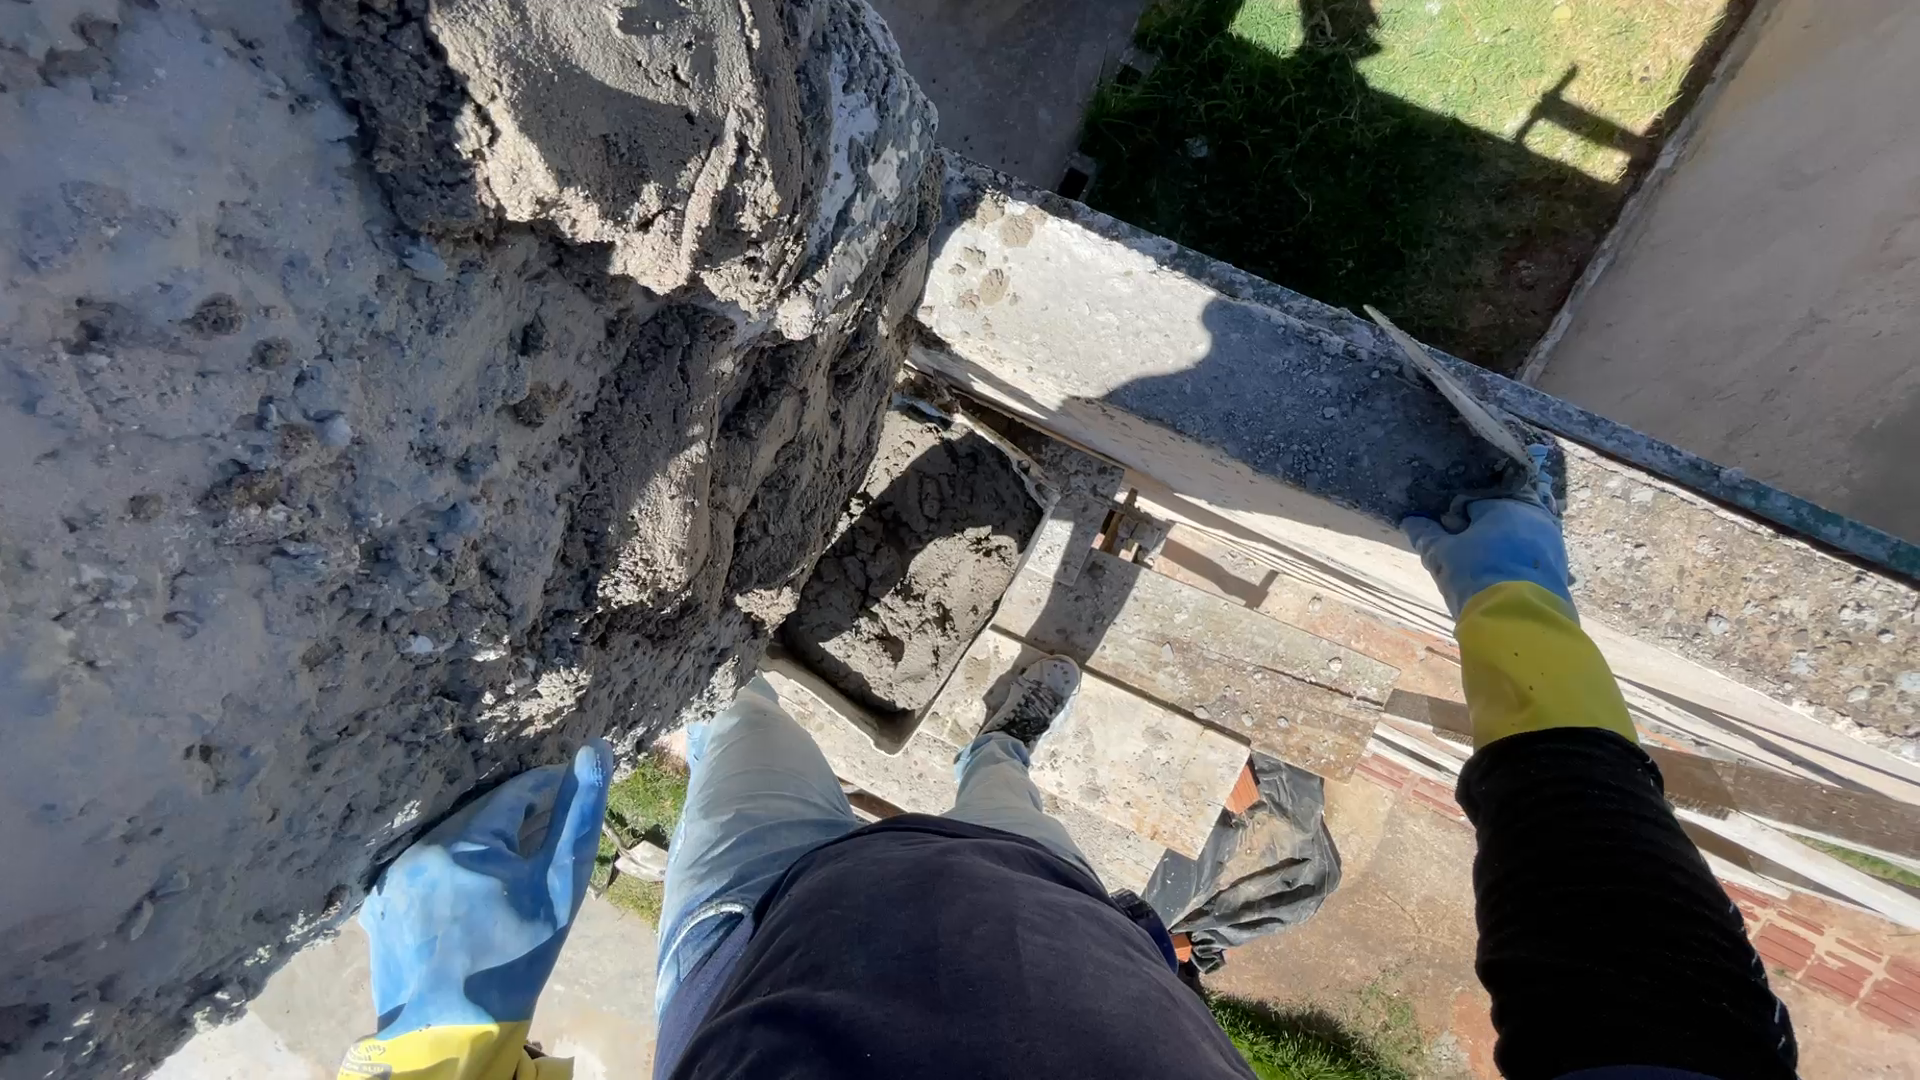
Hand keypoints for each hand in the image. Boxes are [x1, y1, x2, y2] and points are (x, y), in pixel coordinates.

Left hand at [361, 740, 612, 1036]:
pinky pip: (431, 868)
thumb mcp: (562, 882)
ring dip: (492, 840)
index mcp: (459, 844)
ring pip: (456, 839)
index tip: (577, 793)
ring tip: (524, 859)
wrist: (453, 1033)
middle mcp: (416, 854)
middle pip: (484, 814)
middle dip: (523, 816)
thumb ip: (580, 812)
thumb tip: (596, 751)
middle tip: (555, 832)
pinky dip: (462, 867)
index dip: (553, 787)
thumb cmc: (519, 953)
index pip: (516, 792)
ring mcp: (391, 883)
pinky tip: (485, 888)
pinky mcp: (380, 908)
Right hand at [1402, 497, 1572, 619]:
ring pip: (1516, 537)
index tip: (1442, 535)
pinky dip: (1513, 562)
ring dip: (1497, 547)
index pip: (1471, 503)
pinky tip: (1497, 578)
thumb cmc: (1475, 573)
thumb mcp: (1440, 554)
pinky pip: (1529, 556)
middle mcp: (1535, 518)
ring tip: (1477, 567)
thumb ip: (1425, 534)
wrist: (1517, 617)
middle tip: (1458, 551)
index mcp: (1505, 507)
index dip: (1452, 518)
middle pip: (1498, 519)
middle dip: (1478, 531)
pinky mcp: (1559, 568)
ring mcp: (1552, 543)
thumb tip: (1411, 520)